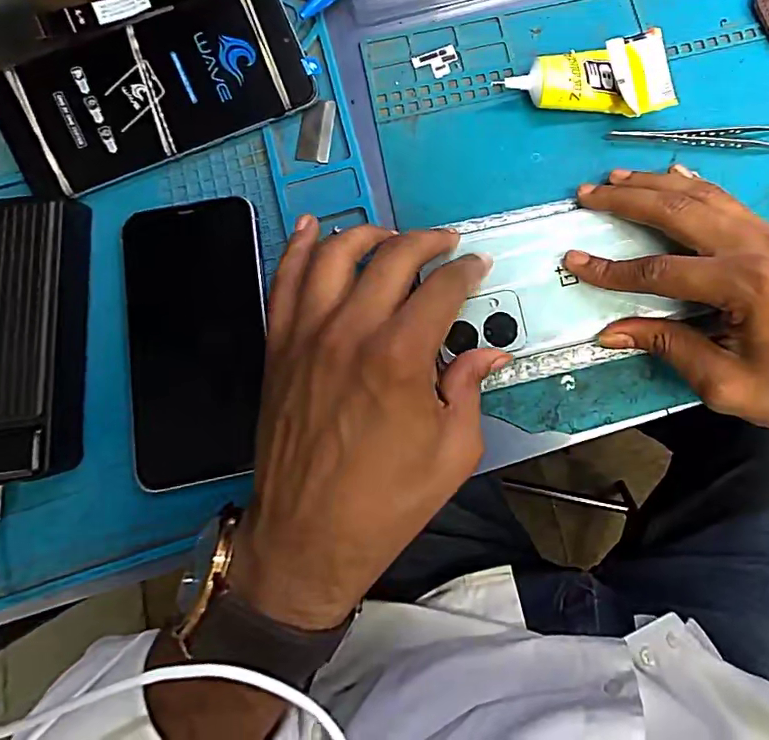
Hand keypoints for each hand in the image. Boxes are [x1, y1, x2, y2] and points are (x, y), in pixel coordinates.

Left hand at [228, 217, 506, 629]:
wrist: (307, 540)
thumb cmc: (386, 502)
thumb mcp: (453, 451)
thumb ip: (470, 389)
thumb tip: (489, 353)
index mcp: (401, 357)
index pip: (442, 287)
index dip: (467, 270)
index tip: (476, 266)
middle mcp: (352, 333)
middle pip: (393, 257)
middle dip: (428, 240)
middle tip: (445, 243)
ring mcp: (308, 336)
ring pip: (334, 255)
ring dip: (367, 233)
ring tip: (390, 235)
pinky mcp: (279, 348)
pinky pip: (283, 282)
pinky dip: (298, 249)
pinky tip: (312, 228)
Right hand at [564, 168, 768, 446]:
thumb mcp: (726, 383)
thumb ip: (668, 346)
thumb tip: (611, 331)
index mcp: (744, 285)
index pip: (661, 270)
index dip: (613, 269)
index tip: (575, 261)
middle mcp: (756, 248)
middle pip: (679, 212)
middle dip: (628, 200)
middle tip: (588, 193)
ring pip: (704, 197)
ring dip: (658, 184)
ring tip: (619, 178)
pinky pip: (729, 202)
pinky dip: (695, 187)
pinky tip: (676, 177)